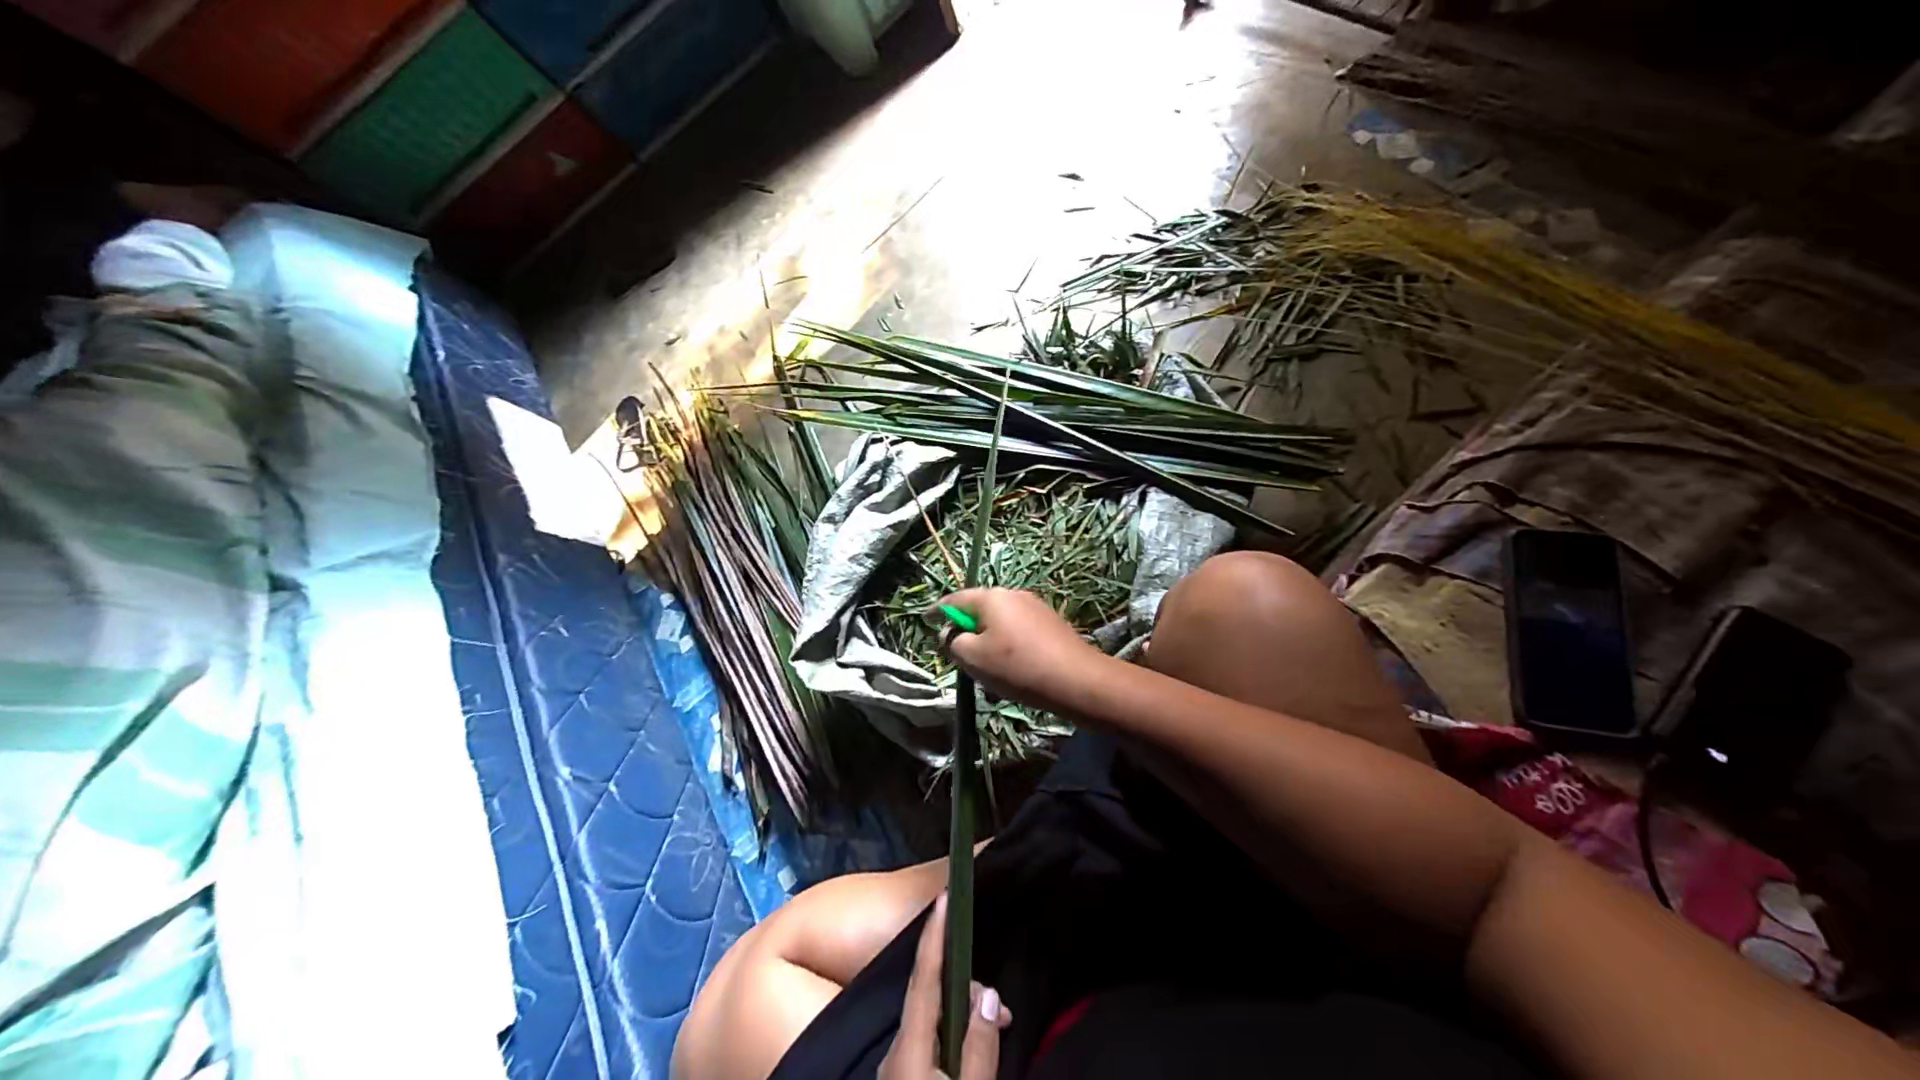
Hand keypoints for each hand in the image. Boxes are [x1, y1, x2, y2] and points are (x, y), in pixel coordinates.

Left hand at [880, 892, 1010, 1079]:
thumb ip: (980, 1046)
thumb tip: (988, 995)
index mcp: (909, 1047)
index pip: (924, 977)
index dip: (935, 935)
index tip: (943, 897)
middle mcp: (895, 1050)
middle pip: (930, 998)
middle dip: (964, 986)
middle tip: (1001, 1006)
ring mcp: (894, 1068)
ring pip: (931, 1021)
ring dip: (962, 1016)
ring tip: (996, 1030)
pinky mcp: (900, 1079)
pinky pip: (928, 1041)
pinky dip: (951, 1034)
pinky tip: (971, 1047)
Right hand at [937, 588, 1107, 714]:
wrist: (1077, 680)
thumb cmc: (1017, 667)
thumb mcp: (972, 658)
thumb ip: (952, 642)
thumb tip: (950, 633)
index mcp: (991, 597)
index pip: (954, 599)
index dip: (937, 611)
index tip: (926, 620)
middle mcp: (1013, 594)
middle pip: (979, 608)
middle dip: (966, 628)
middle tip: (957, 652)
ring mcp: (1035, 607)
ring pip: (1000, 621)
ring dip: (988, 639)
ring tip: (987, 667)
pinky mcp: (1051, 623)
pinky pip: (1018, 629)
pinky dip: (1008, 644)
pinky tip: (1012, 667)